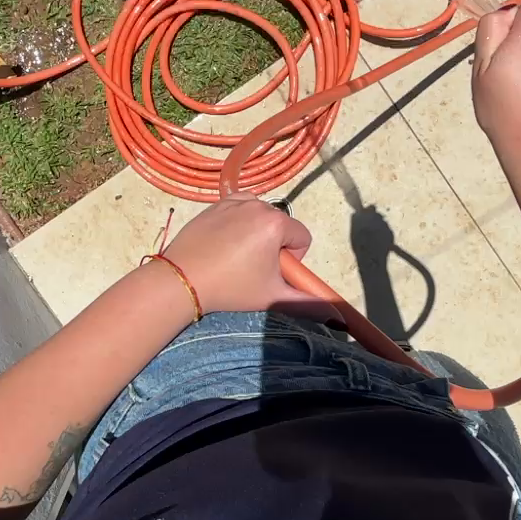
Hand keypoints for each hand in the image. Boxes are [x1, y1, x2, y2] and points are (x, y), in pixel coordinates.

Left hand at [157, 196, 337, 319]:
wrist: (182, 279)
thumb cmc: (231, 288)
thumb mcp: (272, 297)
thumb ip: (309, 305)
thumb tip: (338, 319)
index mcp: (276, 224)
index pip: (303, 238)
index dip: (291, 259)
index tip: (270, 272)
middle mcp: (258, 204)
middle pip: (281, 226)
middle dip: (273, 246)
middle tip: (250, 268)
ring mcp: (234, 200)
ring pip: (260, 216)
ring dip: (256, 233)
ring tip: (236, 256)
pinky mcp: (215, 203)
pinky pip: (239, 208)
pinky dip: (238, 222)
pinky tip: (224, 242)